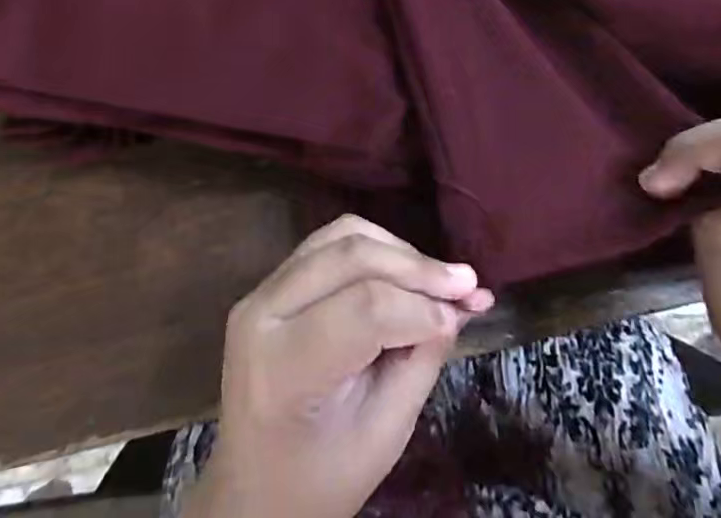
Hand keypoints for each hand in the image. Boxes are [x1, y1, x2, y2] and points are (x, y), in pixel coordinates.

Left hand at [187, 216, 495, 517]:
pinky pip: (330, 242)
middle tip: (468, 284)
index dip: (422, 307)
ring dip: (399, 251)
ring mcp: (262, 290)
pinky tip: (406, 274)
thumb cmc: (319, 477)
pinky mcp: (271, 282)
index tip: (467, 314)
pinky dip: (377, 248)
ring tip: (439, 281)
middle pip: (351, 256)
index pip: (364, 309)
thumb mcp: (383, 434)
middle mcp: (263, 313)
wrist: (252, 485)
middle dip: (418, 266)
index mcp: (284, 367)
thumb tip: (459, 305)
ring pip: (342, 235)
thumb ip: (421, 360)